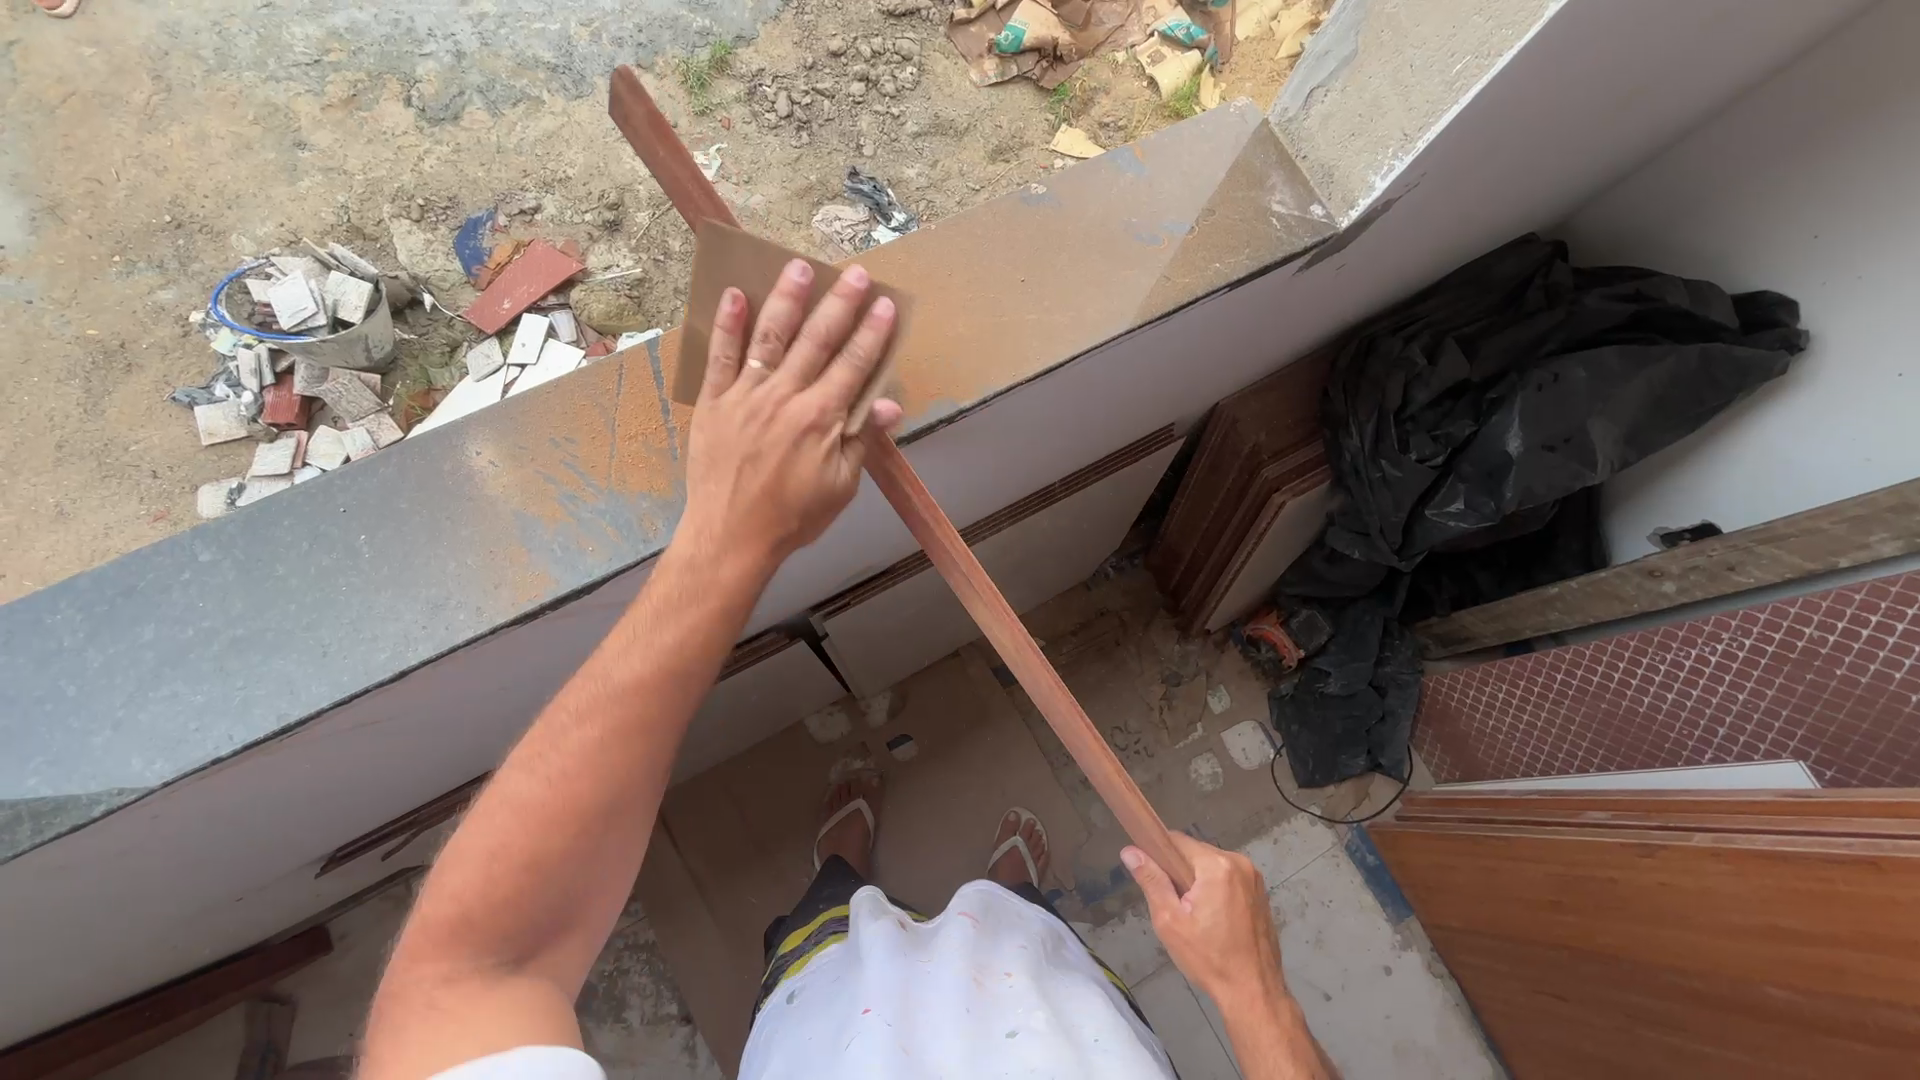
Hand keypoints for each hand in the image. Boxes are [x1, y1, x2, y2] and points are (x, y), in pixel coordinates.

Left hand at [681, 258, 902, 574]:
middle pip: (817, 341)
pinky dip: (727, 325)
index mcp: (821, 418)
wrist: (732, 536)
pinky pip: (721, 357)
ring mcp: (747, 396)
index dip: (872, 333)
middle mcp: (786, 397)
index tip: (886, 304)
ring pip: (770, 338)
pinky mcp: (715, 403)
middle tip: (855, 273)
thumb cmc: (794, 516)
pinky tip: (735, 294)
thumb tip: (891, 406)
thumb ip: (862, 440)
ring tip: (799, 266)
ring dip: (787, 300)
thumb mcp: (841, 486)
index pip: (853, 364)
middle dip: (840, 304)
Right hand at [1123, 832, 1287, 1005]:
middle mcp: (1240, 863)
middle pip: (1196, 853)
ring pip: (1212, 866)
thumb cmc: (1209, 959)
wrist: (1255, 994)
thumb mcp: (1170, 921)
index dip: (1159, 854)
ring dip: (1199, 882)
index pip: (1177, 840)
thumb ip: (1151, 881)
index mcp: (1217, 865)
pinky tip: (1214, 920)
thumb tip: (1129, 851)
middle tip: (1174, 905)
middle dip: (1180, 872)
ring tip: (1194, 916)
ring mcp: (1254, 878)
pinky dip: (1217, 890)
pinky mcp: (1261, 893)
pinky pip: (1229, 879)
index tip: (1151, 875)